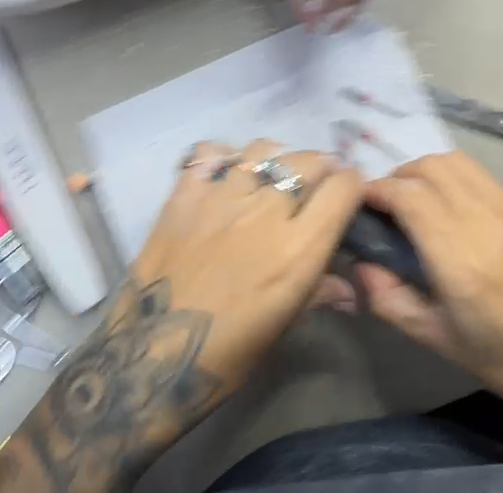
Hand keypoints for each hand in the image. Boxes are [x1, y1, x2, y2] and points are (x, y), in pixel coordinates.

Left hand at [0, 140, 363, 492]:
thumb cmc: (228, 352)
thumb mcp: (283, 326)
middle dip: (322, 167)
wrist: (151, 354)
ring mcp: (222, 196)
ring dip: (276, 157)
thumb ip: (319, 292)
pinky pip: (209, 152)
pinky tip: (224, 171)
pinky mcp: (185, 193)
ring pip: (263, 148)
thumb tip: (351, 288)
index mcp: (299, 248)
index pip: (344, 188)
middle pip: (310, 160)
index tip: (348, 195)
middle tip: (315, 184)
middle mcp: (267, 210)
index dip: (352, 186)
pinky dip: (223, 155)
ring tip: (272, 173)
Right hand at [356, 152, 502, 435]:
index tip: (358, 206)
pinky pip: (481, 177)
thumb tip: (360, 264)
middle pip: (429, 166)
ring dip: (426, 172)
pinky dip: (455, 181)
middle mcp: (487, 220)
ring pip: (456, 161)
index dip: (375, 192)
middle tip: (385, 206)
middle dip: (398, 177)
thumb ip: (390, 299)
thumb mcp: (440, 341)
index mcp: (461, 258)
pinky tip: (453, 212)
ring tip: (416, 203)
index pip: (406, 195)